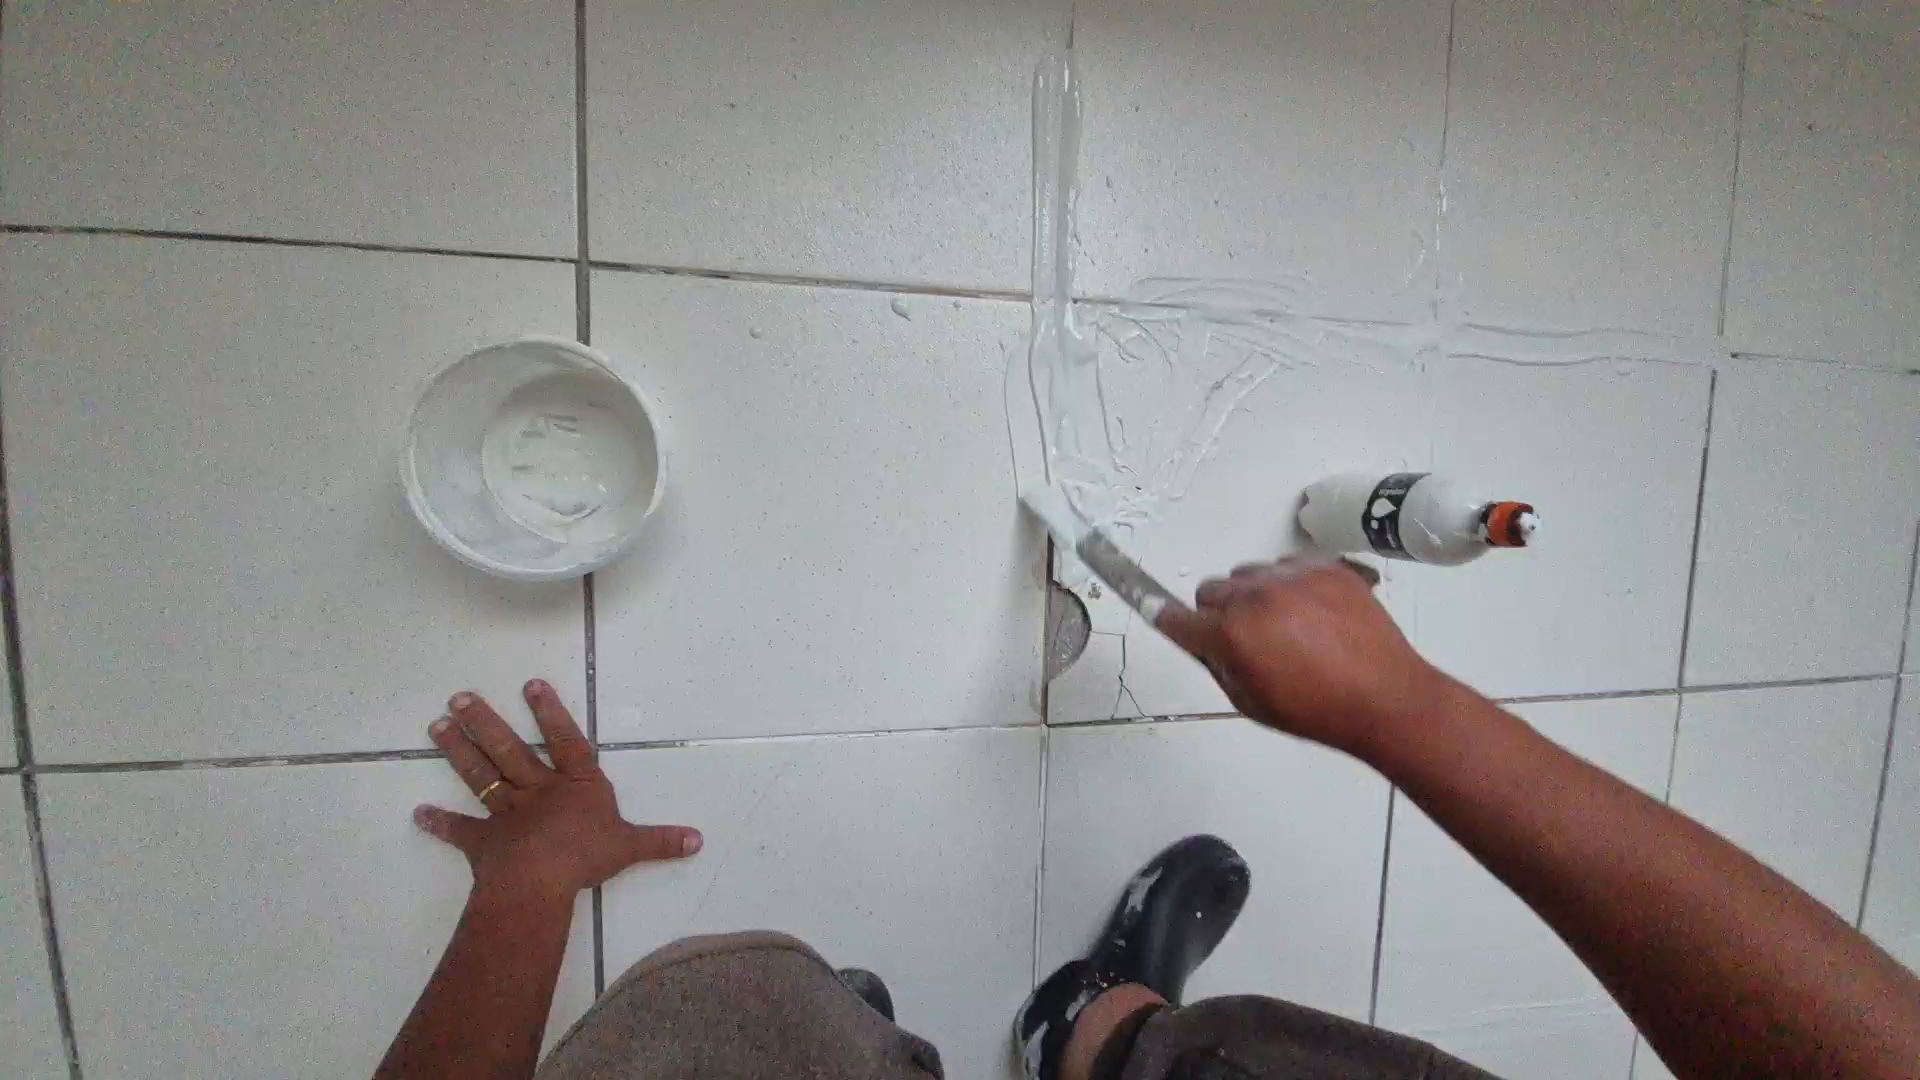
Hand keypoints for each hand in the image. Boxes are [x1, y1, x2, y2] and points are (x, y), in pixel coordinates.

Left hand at [414, 680, 701, 901]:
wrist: (538, 884)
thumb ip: (661, 840)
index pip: (566, 740)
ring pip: (482, 776)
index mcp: (576, 784)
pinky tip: (418, 814)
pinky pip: (461, 829)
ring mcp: (507, 814)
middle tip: (460, 697)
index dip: (551, 713)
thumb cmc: (585, 856)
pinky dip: (440, 823)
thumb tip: (699, 840)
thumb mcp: (631, 846)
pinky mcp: (484, 842)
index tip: (531, 685)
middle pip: (510, 750)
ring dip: (459, 752)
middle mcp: (539, 790)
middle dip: (486, 722)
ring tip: (438, 726)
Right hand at [1156, 559, 1446, 755]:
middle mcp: (1254, 597)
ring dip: (1252, 596)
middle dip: (1218, 613)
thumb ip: (1216, 664)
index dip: (1168, 620)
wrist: (1388, 699)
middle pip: (1210, 590)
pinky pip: (1286, 567)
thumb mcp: (1248, 703)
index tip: (1163, 616)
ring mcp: (1291, 577)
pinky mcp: (1324, 567)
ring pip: (1246, 574)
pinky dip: (1288, 586)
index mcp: (1231, 634)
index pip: (1176, 617)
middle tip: (1246, 639)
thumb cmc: (1313, 711)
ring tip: (1286, 626)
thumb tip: (1202, 638)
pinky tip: (1313, 615)